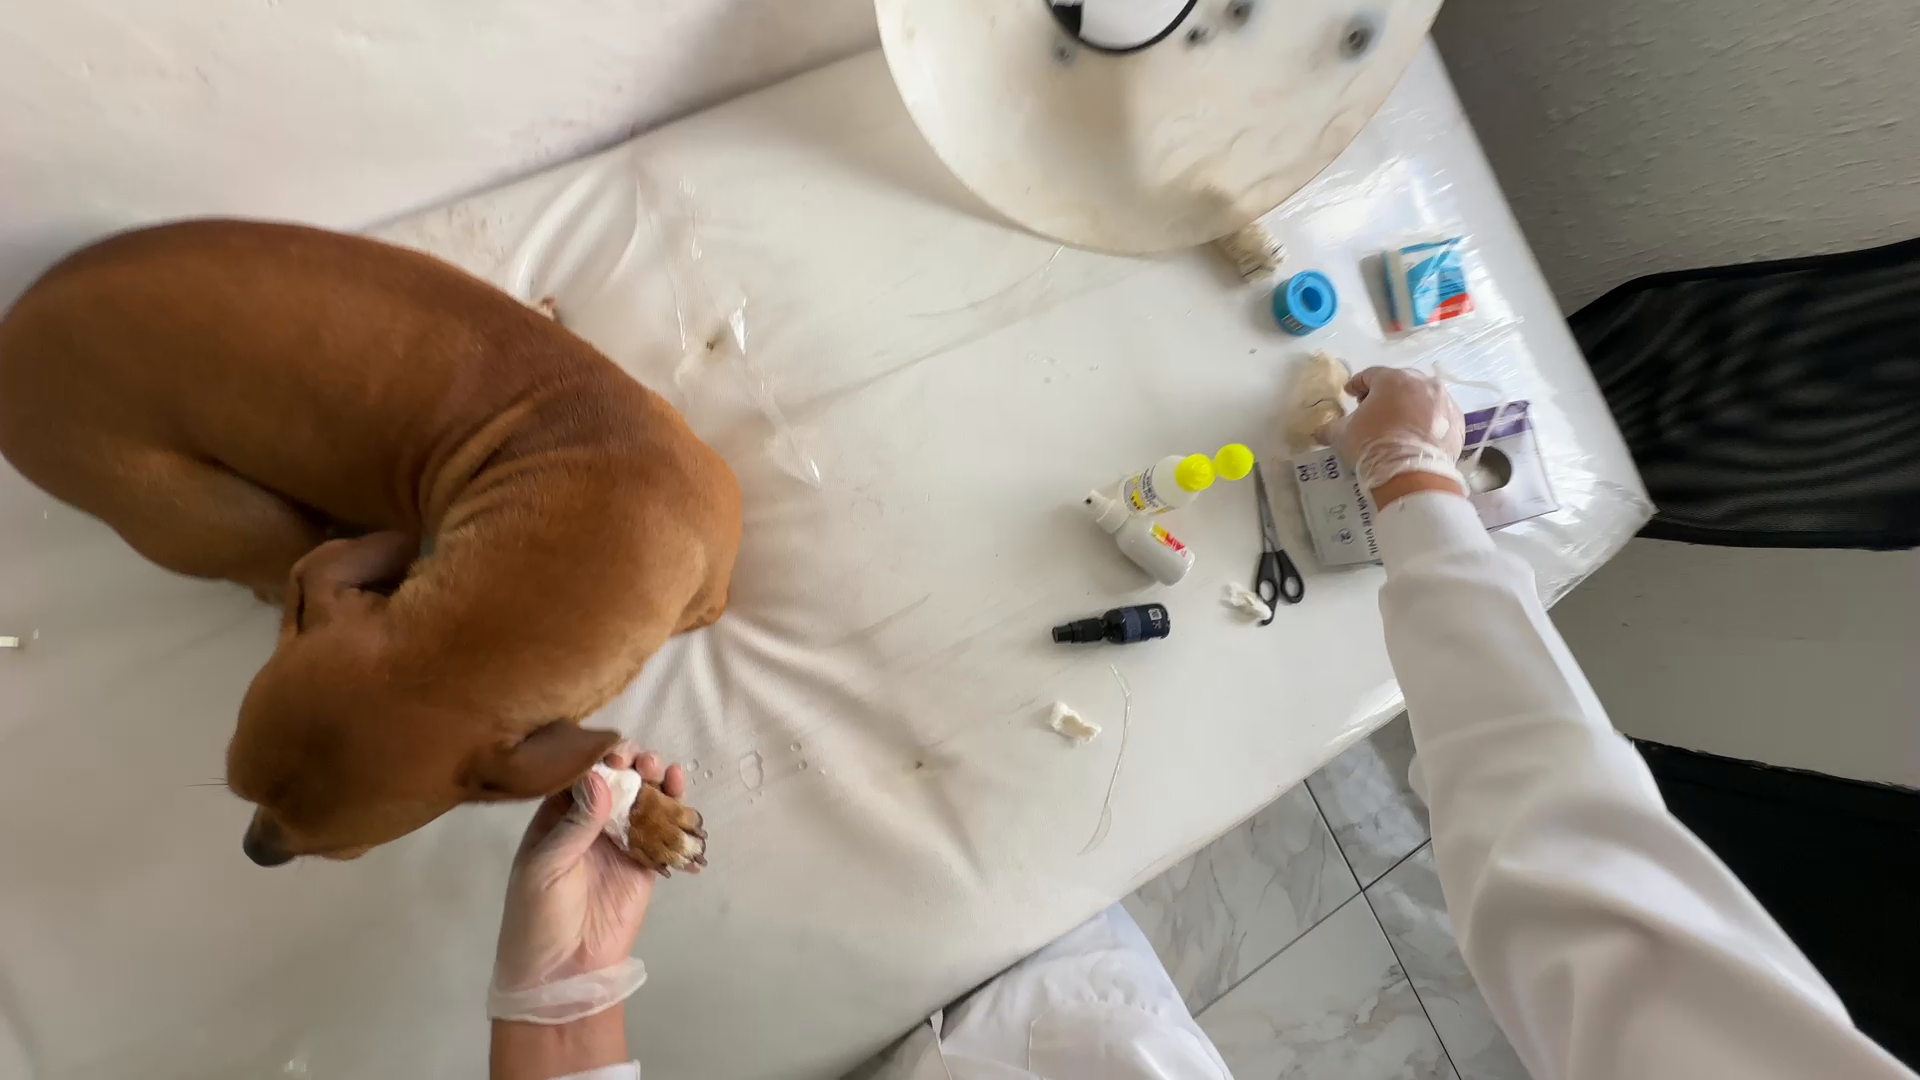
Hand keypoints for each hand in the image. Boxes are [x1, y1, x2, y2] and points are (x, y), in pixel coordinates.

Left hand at [490, 743, 687, 1020]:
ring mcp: (620, 840)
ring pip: (642, 798)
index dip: (598, 759)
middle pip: (616, 782)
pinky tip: (678, 788)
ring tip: (662, 769)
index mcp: (556, 821)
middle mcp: (591, 823)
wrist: (563, 975)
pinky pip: (662, 826)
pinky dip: (674, 805)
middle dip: (631, 765)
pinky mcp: (645, 859)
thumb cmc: (537, 919)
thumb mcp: (545, 869)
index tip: (616, 751)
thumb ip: (575, 824)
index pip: (580, 777)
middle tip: (642, 762)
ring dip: (654, 778)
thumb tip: (601, 778)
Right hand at [1315, 366, 1467, 501]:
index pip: (1370, 374)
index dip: (1357, 384)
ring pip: (1422, 396)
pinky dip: (1427, 420)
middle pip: (1400, 381)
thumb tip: (1319, 432)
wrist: (1410, 472)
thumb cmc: (1372, 444)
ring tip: (1396, 423)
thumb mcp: (1341, 435)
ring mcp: (1444, 400)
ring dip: (1408, 405)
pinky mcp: (1457, 420)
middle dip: (1385, 393)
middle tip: (1372, 409)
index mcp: (1392, 380)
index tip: (1349, 394)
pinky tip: (1415, 435)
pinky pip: (1438, 414)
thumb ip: (1329, 428)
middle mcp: (1423, 383)